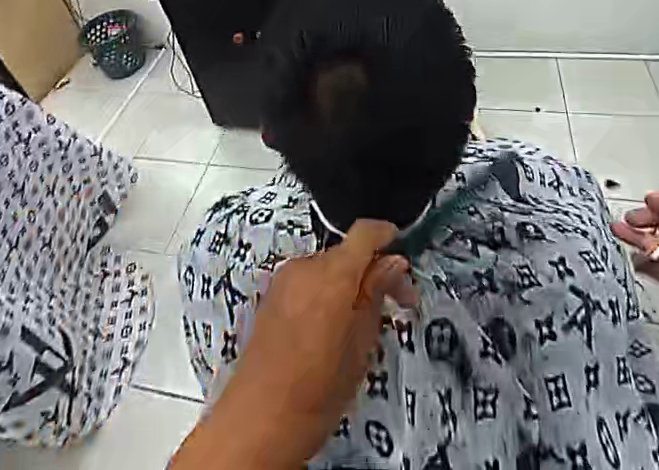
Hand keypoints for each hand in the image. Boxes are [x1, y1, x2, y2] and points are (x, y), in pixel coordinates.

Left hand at [171, 220, 417, 468]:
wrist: (254, 427)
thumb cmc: (319, 389)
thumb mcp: (361, 344)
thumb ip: (377, 293)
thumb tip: (393, 260)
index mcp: (332, 273)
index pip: (365, 232)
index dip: (388, 235)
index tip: (404, 257)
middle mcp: (305, 266)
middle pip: (347, 253)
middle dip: (371, 270)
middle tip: (393, 302)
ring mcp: (283, 281)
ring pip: (327, 269)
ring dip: (348, 283)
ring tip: (359, 323)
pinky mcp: (269, 299)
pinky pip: (307, 283)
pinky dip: (325, 293)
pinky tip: (330, 329)